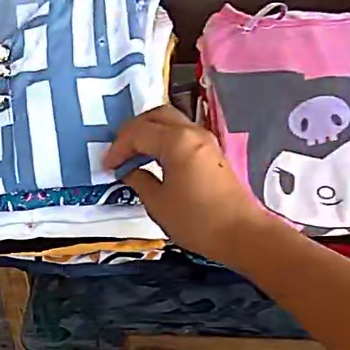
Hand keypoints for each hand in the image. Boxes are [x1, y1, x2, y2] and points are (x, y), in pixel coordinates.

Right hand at [103, 106, 279, 262]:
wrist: (241, 234)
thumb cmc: (197, 221)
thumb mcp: (158, 204)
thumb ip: (139, 181)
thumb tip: (130, 171)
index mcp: (176, 141)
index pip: (138, 132)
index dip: (118, 148)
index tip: (108, 166)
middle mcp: (193, 133)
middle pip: (157, 116)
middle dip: (134, 130)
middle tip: (120, 151)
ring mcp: (207, 142)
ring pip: (172, 123)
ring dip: (151, 133)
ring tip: (136, 156)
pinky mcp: (214, 155)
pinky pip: (184, 136)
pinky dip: (165, 142)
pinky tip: (157, 162)